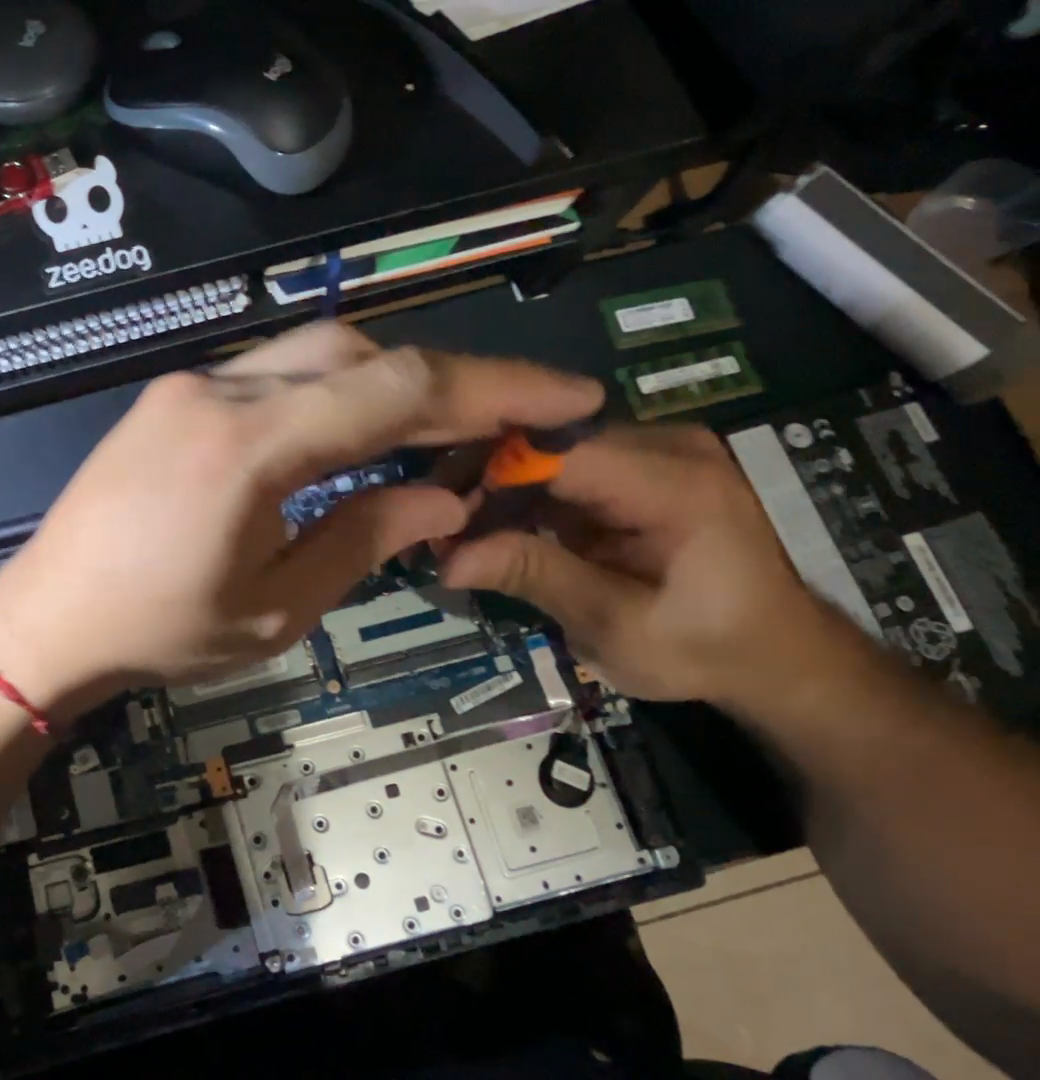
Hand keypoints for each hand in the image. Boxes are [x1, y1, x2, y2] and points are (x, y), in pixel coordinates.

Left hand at [0, 322, 602, 716]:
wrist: (47, 618)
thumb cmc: (158, 631)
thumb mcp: (276, 607)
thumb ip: (364, 538)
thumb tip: (447, 500)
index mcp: (252, 443)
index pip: (399, 387)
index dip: (494, 387)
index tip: (568, 397)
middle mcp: (219, 389)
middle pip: (358, 352)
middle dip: (442, 382)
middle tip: (501, 425)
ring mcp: (187, 386)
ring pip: (310, 354)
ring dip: (380, 383)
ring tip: (433, 434)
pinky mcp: (167, 398)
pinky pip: (265, 374)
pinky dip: (323, 393)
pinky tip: (347, 434)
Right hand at [440, 424, 840, 705]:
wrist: (777, 657)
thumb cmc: (706, 649)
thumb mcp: (615, 625)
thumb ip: (536, 578)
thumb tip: (447, 561)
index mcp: (676, 483)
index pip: (557, 451)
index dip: (487, 476)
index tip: (434, 517)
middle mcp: (669, 447)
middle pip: (549, 445)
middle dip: (485, 484)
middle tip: (435, 532)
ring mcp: (657, 452)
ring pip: (550, 454)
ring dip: (499, 493)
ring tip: (454, 536)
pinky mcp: (643, 468)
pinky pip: (567, 469)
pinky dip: (525, 500)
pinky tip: (492, 531)